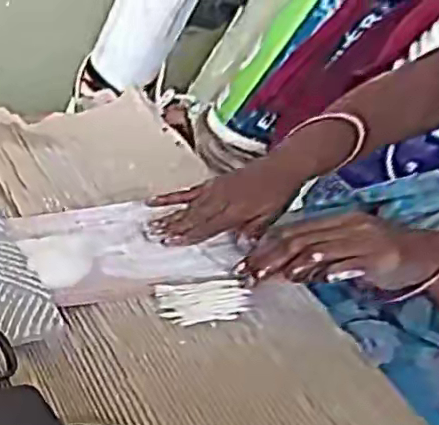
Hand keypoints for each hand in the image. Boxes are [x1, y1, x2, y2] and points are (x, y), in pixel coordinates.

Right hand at [147, 157, 311, 245]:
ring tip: (150, 227)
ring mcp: (215, 191)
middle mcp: (222, 201)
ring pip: (187, 207)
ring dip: (167, 218)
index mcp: (237, 211)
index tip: (170, 242)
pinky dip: (169, 198)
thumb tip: (240, 247)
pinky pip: (187, 192)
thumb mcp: (272, 215)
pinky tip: (154, 202)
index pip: (207, 227)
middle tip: (153, 237)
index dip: (188, 235)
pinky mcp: (211, 184)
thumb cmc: (279, 191)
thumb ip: (253, 231)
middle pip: (193, 218)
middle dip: (172, 228)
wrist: (289, 163)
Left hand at [240, 212, 438, 289]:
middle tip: (249, 278)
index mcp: (336, 221)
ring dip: (291, 268)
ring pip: (317, 251)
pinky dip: (327, 273)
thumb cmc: (369, 256)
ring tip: (277, 280)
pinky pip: (346, 265)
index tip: (240, 267)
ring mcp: (366, 240)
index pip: (291, 231)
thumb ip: (301, 256)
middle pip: (298, 241)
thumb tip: (262, 268)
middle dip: (267, 261)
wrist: (424, 257)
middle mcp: (350, 226)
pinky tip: (318, 279)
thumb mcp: (331, 251)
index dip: (261, 250)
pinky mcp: (381, 257)